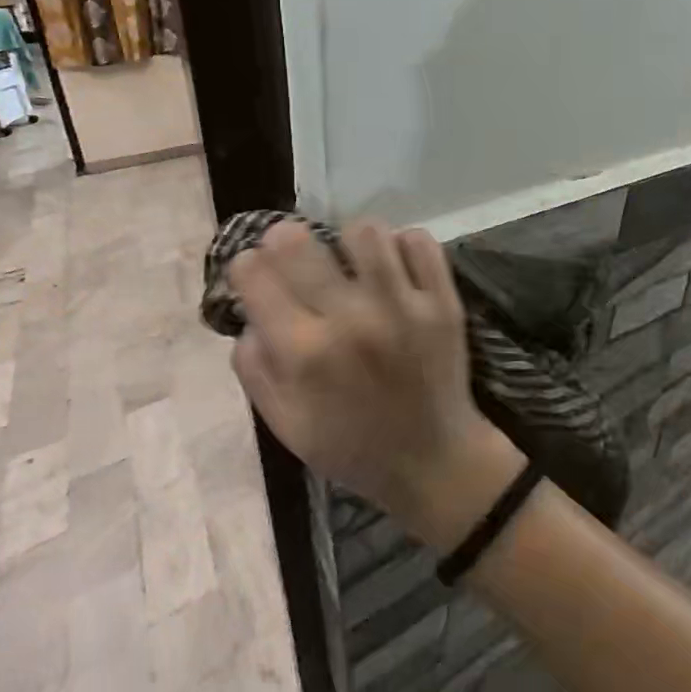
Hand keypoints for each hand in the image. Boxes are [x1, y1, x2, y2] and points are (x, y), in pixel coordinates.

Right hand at [228, 220, 522, 545]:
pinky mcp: (443, 301)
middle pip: (300, 242)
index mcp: (305, 354)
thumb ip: (255, 366)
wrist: (433, 460)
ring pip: (363, 231)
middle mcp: (351, 321)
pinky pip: (418, 240)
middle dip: (285, 240)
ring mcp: (403, 306)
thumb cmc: (351, 446)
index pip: (255, 275)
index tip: (255, 270)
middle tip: (295, 252)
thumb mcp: (285, 424)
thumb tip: (249, 313)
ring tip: (350, 261)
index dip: (247, 265)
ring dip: (348, 241)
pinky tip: (393, 268)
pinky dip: (401, 245)